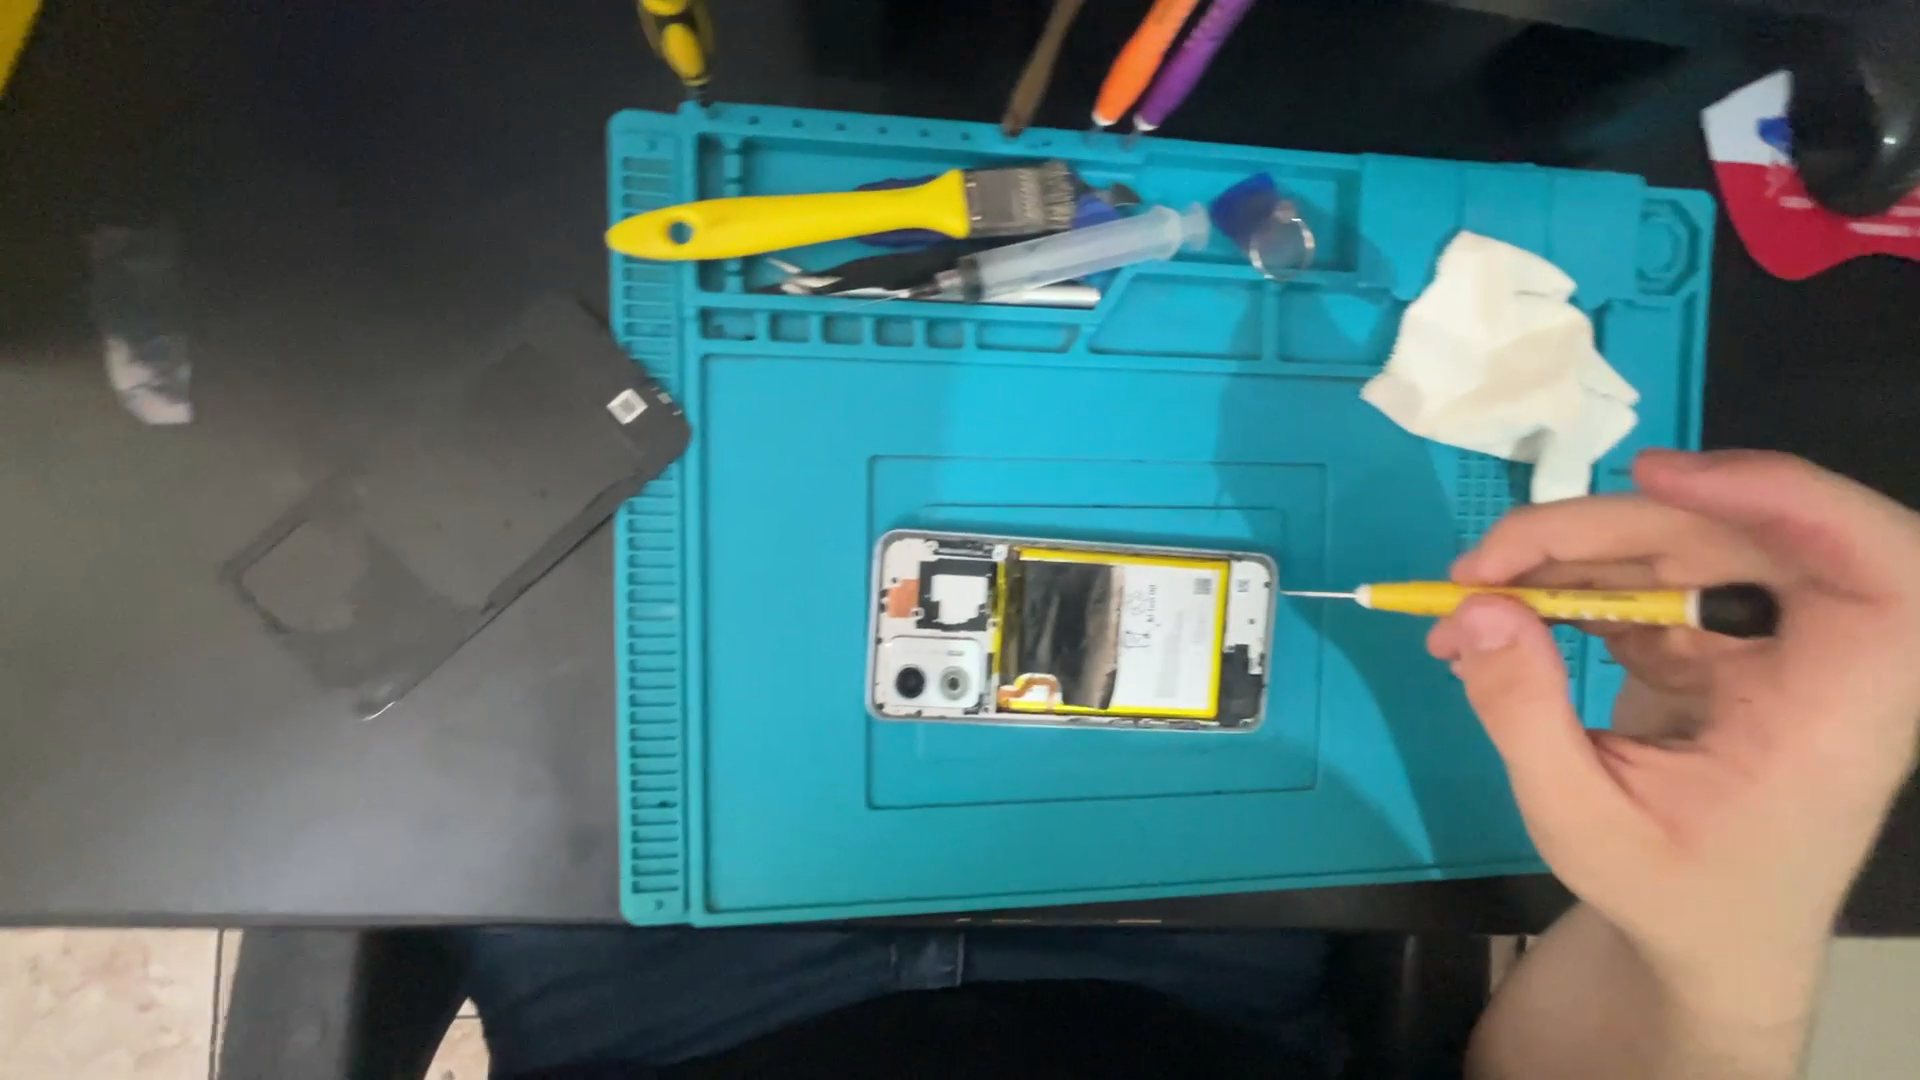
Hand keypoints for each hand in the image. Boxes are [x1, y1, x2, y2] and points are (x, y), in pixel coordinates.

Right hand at [1430, 450, 1919, 1014]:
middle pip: (1723, 539)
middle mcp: (1812, 659)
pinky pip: (1626, 584)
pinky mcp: (1703, 644)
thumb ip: (1522, 713)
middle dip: (1588, 533)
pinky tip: (1492, 627)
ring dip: (1549, 560)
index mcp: (1835, 713)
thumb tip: (1474, 610)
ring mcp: (1755, 646)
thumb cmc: (1669, 893)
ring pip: (1663, 548)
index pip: (1880, 572)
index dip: (1787, 499)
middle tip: (1474, 569)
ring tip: (1460, 606)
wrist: (1702, 930)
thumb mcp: (1575, 817)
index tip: (1658, 479)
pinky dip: (1548, 591)